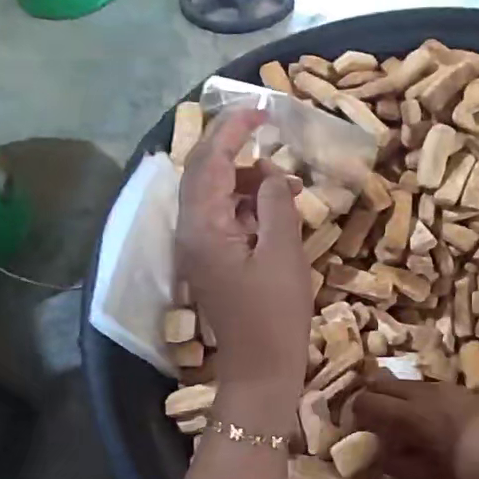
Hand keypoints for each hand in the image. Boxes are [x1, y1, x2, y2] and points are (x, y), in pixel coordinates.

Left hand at [176, 108, 308, 391]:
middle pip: (204, 172)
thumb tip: (275, 175)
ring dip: (246, 179)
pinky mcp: (210, 261)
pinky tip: (276, 208)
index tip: (261, 109)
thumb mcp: (284, 254)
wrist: (260, 370)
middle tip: (266, 128)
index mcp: (203, 226)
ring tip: (287, 180)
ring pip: (215, 194)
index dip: (234, 130)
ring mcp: (198, 247)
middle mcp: (190, 231)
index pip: (212, 162)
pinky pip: (223, 217)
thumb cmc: (276, 315)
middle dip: (233, 146)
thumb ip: (277, 205)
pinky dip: (247, 204)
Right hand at [350, 376, 478, 478]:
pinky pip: (422, 387)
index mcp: (410, 413)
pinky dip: (411, 399)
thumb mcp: (432, 477)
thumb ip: (399, 464)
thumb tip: (377, 454)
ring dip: (391, 399)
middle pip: (381, 384)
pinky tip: (424, 423)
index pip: (367, 402)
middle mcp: (422, 392)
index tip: (354, 433)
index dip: (355, 415)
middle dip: (369, 401)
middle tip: (369, 427)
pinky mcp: (459, 389)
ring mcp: (442, 387)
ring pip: (403, 384)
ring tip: (397, 427)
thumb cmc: (476, 471)